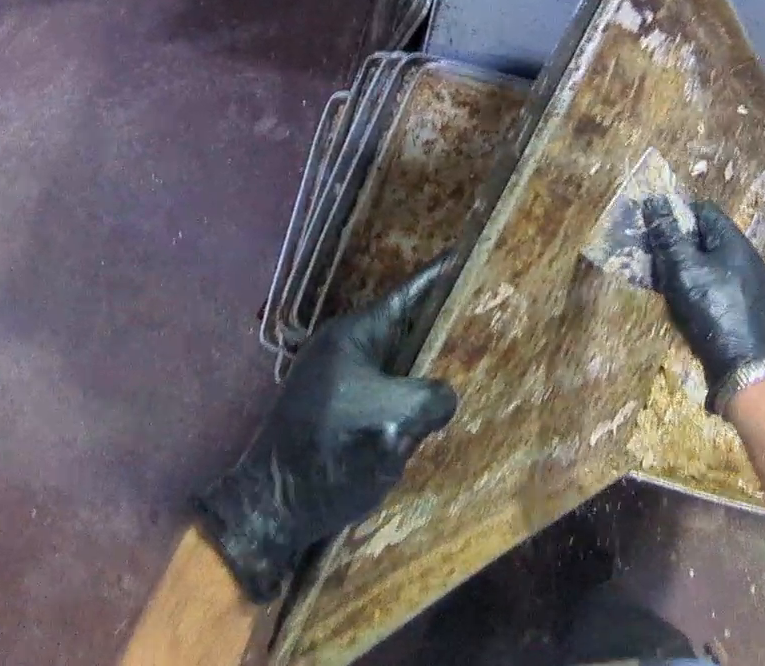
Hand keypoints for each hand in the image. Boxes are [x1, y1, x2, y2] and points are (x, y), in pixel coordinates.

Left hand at [192, 260, 458, 601]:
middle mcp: (347, 348)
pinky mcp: (344, 410)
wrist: (272, 510)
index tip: (477, 253)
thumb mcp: (395, 421)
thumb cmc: (331, 453)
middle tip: (492, 313)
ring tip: (477, 353)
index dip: (445, 275)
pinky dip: (416, 389)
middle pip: (408, 323)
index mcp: (354, 335)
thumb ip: (432, 397)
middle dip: (445, 319)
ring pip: (401, 357)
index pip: (410, 293)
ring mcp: (343, 379)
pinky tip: (443, 400)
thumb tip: (443, 396)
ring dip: (431, 359)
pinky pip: (391, 387)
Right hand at [643, 197, 764, 408]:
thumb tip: (655, 203)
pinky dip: (708, 290)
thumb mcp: (682, 269)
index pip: (704, 211)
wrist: (744, 367)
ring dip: (695, 269)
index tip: (655, 230)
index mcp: (735, 242)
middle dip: (683, 245)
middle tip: (659, 260)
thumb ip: (668, 236)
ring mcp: (757, 286)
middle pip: (711, 240)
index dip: (678, 215)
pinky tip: (696, 307)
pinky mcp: (757, 310)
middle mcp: (751, 259)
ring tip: (672, 285)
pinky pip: (727, 288)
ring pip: (719, 266)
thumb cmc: (710, 310)